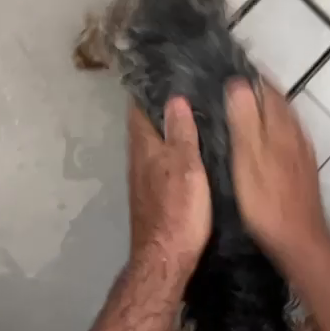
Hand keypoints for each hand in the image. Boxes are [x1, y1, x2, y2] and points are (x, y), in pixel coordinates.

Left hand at [127, 97, 211, 271]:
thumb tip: (174, 98)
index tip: (166, 72)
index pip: (139, 107)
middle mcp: (138, 158)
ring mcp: (143, 178)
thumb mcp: (186, 165)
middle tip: (186, 89)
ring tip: (192, 115)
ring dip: (167, 130)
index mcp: (144, 145)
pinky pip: (160, 162)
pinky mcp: (152, 195)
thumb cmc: (178, 209)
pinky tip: (189, 152)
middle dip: (161, 107)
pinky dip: (172, 150)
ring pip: (153, 144)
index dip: (150, 88)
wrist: (165, 258)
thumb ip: (180, 132)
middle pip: (145, 124)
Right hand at [225, 79, 329, 256]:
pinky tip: (264, 141)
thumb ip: (245, 120)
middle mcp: (296, 134)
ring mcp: (302, 153)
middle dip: (260, 91)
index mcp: (281, 127)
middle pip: (279, 103)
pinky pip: (288, 138)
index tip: (233, 68)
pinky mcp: (303, 170)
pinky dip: (275, 130)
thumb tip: (239, 84)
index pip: (269, 89)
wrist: (297, 239)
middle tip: (235, 86)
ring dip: (268, 110)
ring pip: (285, 121)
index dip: (253, 77)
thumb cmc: (265, 200)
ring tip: (245, 108)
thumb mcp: (247, 158)